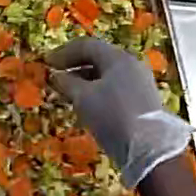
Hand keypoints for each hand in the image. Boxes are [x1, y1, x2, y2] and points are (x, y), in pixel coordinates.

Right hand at [47, 39, 193, 192]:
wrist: (148, 149)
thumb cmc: (112, 116)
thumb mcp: (83, 97)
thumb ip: (67, 82)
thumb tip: (57, 75)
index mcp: (118, 58)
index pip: (87, 45)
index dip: (63, 52)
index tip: (47, 63)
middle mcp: (132, 65)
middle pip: (98, 58)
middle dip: (74, 66)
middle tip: (56, 76)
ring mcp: (140, 83)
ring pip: (107, 74)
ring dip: (84, 80)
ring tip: (67, 92)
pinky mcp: (143, 100)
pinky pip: (115, 87)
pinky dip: (97, 90)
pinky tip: (87, 104)